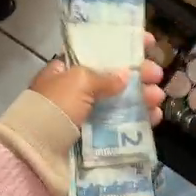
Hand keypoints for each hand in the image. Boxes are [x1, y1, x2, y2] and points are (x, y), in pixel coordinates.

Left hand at [30, 31, 164, 127]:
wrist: (37, 153)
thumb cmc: (54, 107)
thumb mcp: (78, 81)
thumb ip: (104, 77)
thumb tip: (125, 77)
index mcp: (66, 71)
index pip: (98, 53)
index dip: (122, 47)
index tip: (147, 43)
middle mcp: (75, 92)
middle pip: (113, 79)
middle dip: (137, 76)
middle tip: (157, 76)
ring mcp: (85, 117)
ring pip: (120, 103)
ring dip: (141, 98)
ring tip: (158, 99)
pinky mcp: (94, 140)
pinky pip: (120, 127)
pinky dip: (138, 121)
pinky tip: (155, 117)